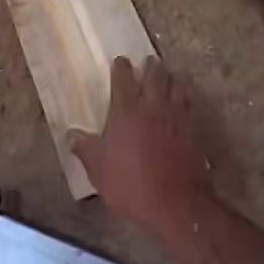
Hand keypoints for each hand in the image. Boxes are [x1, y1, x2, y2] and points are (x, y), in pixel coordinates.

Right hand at [72, 57, 214, 242]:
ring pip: (177, 86)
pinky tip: (184, 99)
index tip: (120, 61)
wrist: (175, 203)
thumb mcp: (99, 170)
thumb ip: (86, 149)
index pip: (123, 79)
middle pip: (155, 76)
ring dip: (171, 77)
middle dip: (151, 66)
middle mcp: (153, 107)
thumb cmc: (131, 185)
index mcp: (127, 112)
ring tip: (169, 74)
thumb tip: (71, 135)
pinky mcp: (192, 130)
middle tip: (149, 61)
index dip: (121, 67)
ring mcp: (176, 117)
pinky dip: (186, 96)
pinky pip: (189, 104)